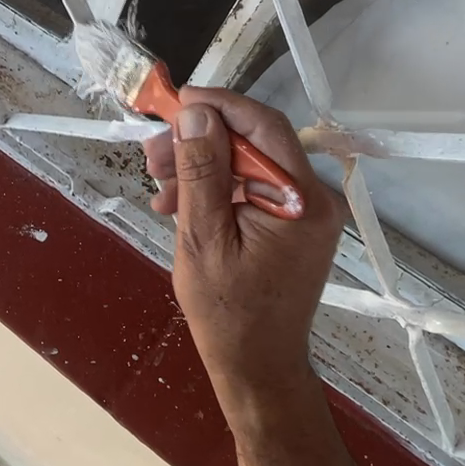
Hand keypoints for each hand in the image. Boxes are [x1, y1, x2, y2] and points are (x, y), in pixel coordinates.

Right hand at [141, 89, 342, 428]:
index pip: (263, 126)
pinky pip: (248, 188)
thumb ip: (201, 171)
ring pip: (245, 163)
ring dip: (198, 165)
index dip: (218, 106)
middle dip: (198, 141)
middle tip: (152, 155)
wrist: (254, 363)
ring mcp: (302, 211)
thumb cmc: (226, 309)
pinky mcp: (288, 223)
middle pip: (252, 143)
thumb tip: (196, 114)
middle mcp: (311, 198)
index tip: (175, 102)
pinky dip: (211, 189)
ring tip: (157, 184)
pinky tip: (176, 204)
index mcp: (299, 200)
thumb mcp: (202, 236)